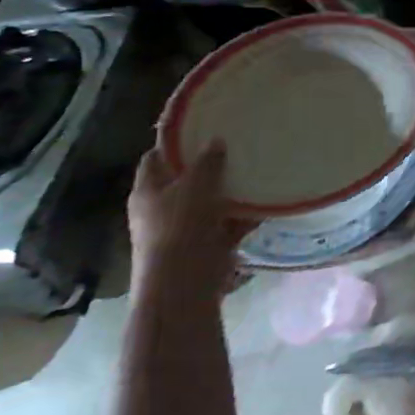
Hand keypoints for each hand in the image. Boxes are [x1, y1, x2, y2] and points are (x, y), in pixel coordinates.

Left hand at [128, 140, 249, 293]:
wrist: (185, 285)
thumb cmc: (181, 226)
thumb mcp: (195, 185)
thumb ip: (207, 161)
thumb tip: (215, 141)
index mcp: (148, 191)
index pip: (155, 158)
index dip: (174, 142)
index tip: (200, 128)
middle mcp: (162, 209)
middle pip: (185, 180)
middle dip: (209, 166)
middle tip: (235, 146)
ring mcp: (184, 230)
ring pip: (210, 202)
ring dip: (230, 191)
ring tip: (256, 168)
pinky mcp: (206, 247)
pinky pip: (228, 225)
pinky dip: (245, 216)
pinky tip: (266, 202)